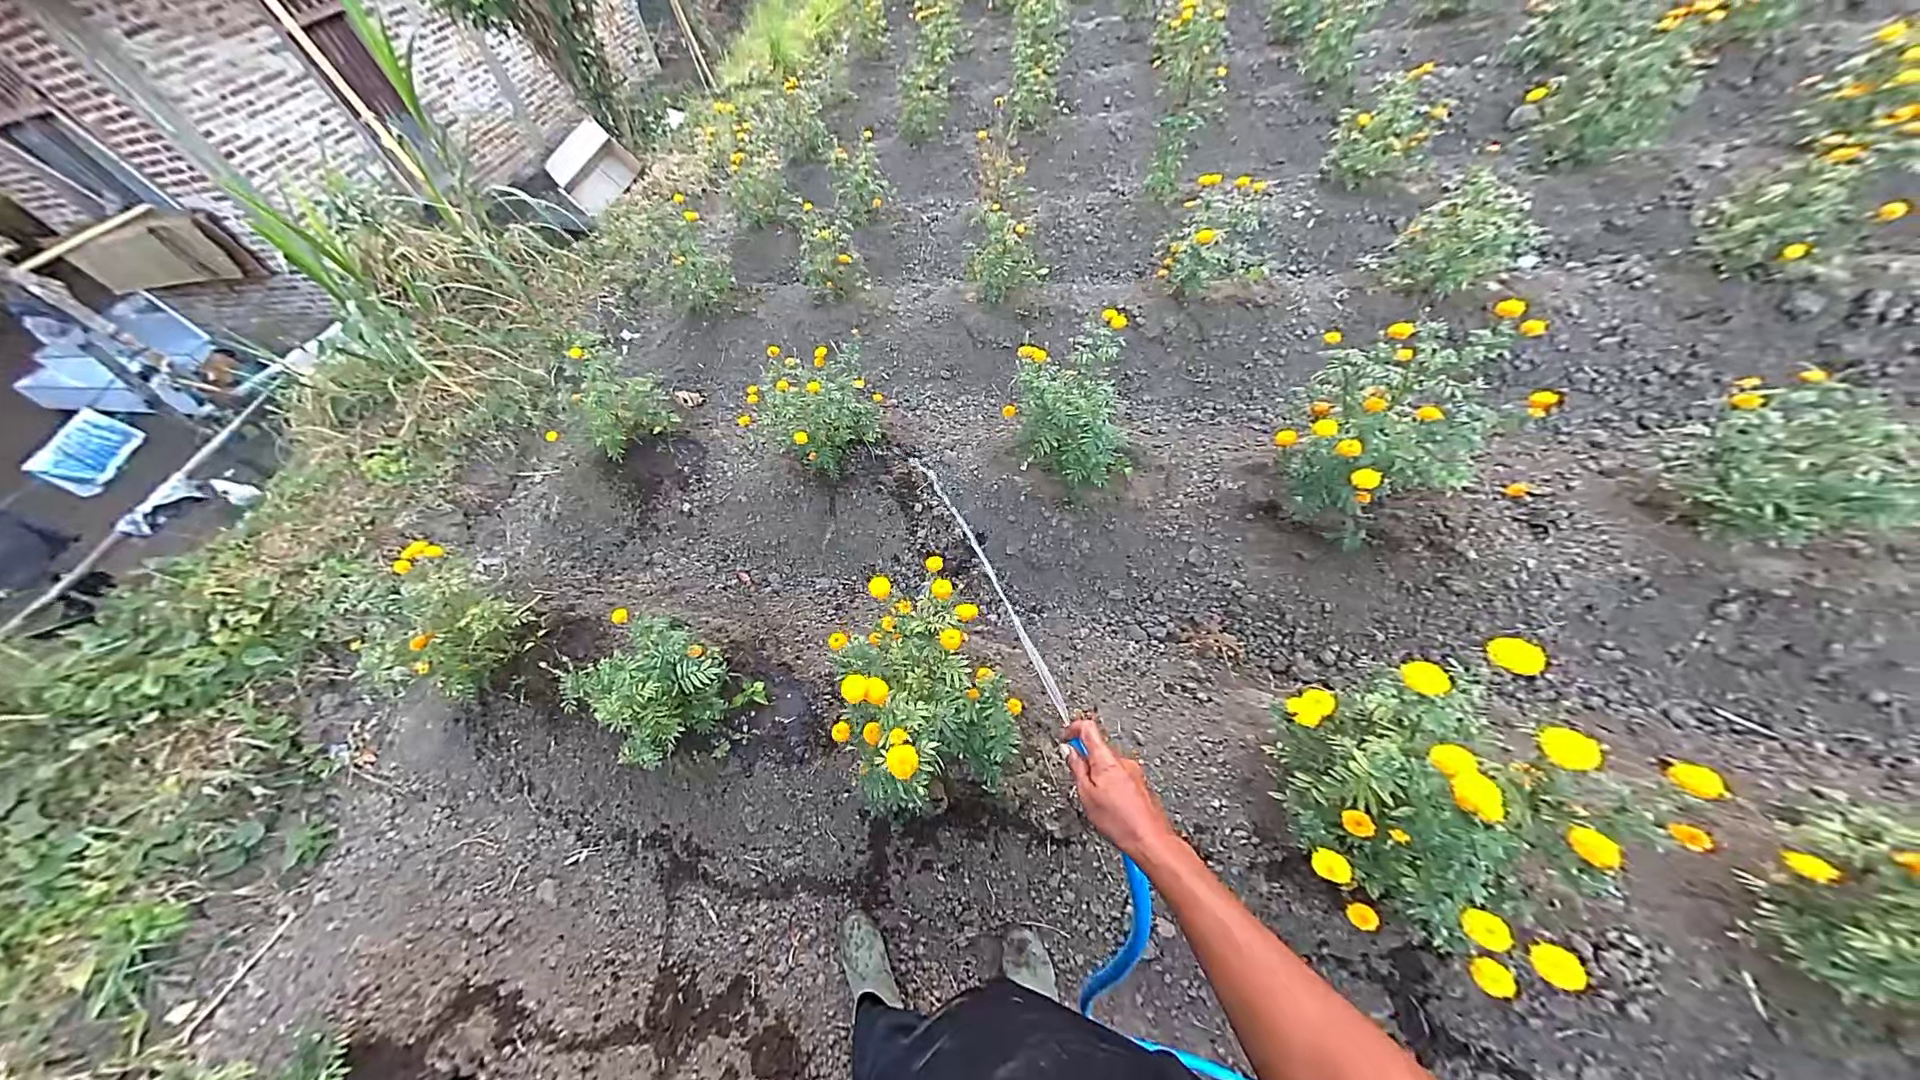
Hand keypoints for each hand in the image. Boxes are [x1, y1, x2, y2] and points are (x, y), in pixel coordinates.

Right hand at [1060, 716, 1177, 862]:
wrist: (1149, 840)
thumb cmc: (1120, 822)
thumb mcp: (1086, 795)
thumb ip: (1076, 768)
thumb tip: (1068, 751)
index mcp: (1106, 759)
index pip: (1088, 727)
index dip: (1072, 728)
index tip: (1064, 736)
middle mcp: (1122, 760)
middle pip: (1098, 746)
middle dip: (1085, 758)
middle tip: (1078, 778)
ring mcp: (1133, 771)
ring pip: (1108, 762)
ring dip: (1097, 773)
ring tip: (1096, 798)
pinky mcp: (1139, 782)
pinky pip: (1119, 774)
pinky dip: (1109, 782)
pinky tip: (1110, 803)